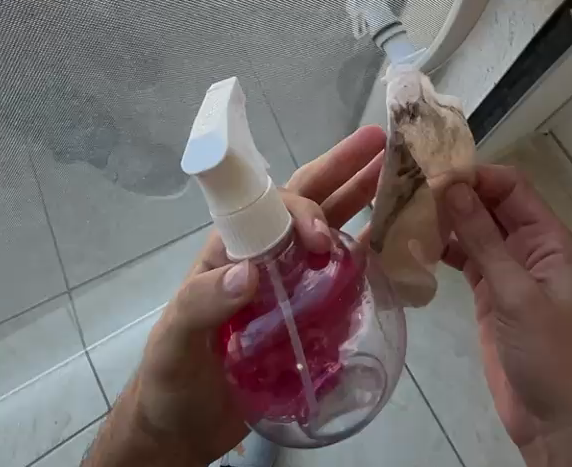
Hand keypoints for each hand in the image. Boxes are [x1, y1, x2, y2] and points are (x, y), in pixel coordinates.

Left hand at [86, 125, 386, 465]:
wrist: (183, 428)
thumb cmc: (172, 374)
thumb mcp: (176, 336)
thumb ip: (203, 303)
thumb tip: (246, 275)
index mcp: (236, 247)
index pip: (275, 210)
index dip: (304, 209)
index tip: (322, 236)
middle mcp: (269, 256)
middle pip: (311, 202)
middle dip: (345, 171)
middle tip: (380, 143)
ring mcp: (293, 283)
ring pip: (332, 231)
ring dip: (363, 203)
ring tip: (400, 183)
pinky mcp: (312, 316)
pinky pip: (344, 277)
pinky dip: (368, 258)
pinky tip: (394, 247)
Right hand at [438, 165, 571, 466]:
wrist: (559, 424)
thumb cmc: (551, 354)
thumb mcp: (518, 294)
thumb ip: (484, 240)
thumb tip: (453, 187)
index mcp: (548, 238)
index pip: (510, 187)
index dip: (475, 175)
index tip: (434, 173)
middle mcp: (528, 246)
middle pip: (489, 203)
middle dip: (454, 192)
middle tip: (409, 185)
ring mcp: (507, 270)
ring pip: (473, 228)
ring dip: (444, 219)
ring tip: (405, 210)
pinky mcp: (489, 293)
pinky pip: (464, 257)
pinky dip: (442, 249)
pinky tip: (414, 243)